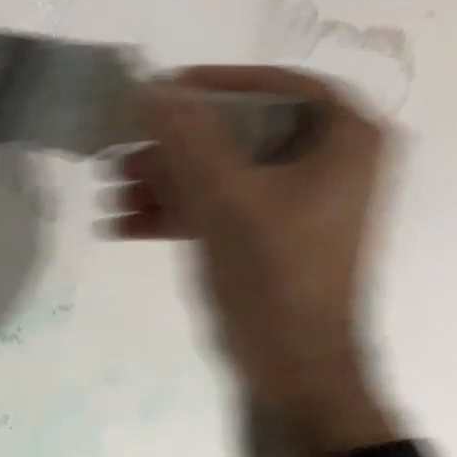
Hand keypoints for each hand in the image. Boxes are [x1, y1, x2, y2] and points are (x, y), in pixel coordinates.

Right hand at [104, 66, 400, 456]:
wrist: (294, 368)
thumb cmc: (272, 277)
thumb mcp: (225, 201)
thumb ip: (186, 141)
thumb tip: (149, 90)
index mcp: (345, 138)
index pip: (274, 87)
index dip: (211, 87)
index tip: (155, 97)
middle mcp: (332, 164)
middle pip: (240, 135)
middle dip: (174, 149)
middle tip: (119, 158)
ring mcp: (302, 207)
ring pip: (224, 178)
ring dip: (166, 186)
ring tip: (111, 198)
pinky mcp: (274, 244)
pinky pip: (222, 213)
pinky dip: (178, 216)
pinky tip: (126, 226)